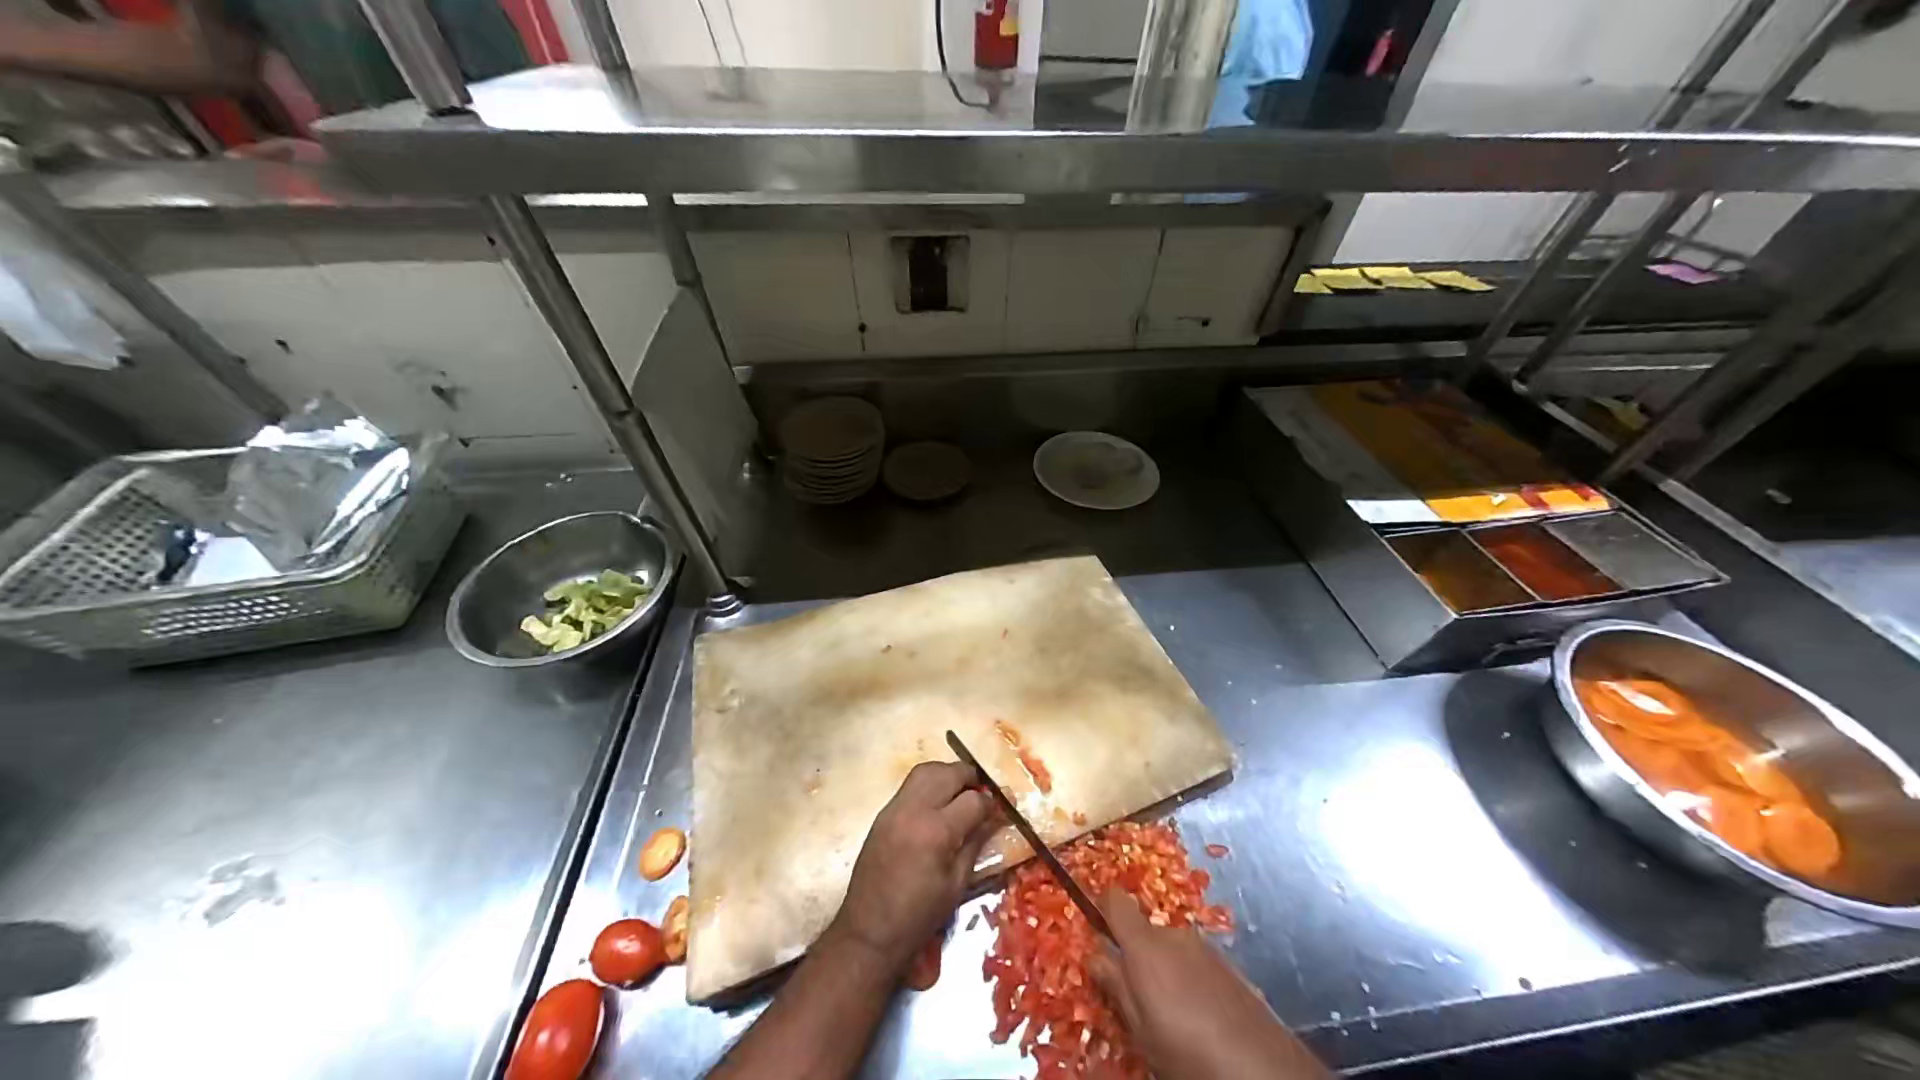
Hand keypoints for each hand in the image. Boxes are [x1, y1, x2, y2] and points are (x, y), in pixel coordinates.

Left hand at [825, 761, 992, 974]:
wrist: (869, 930)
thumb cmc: (919, 915)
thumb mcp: (957, 882)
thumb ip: (977, 841)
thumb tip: (996, 815)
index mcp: (936, 831)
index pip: (974, 800)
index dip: (992, 803)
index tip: (1002, 808)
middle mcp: (914, 810)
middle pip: (948, 773)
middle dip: (970, 778)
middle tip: (984, 793)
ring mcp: (895, 808)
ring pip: (926, 770)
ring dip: (947, 774)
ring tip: (961, 792)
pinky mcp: (883, 813)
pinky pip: (910, 785)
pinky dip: (929, 784)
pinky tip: (938, 803)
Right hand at [1088, 888, 1331, 1079]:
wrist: (1264, 1068)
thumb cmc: (1189, 1051)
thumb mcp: (1141, 1028)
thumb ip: (1115, 985)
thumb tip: (1094, 954)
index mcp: (1145, 945)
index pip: (1116, 900)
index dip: (1103, 908)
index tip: (1097, 929)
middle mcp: (1174, 935)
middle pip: (1143, 930)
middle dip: (1135, 954)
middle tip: (1134, 993)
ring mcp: (1205, 948)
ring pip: (1170, 948)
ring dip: (1164, 969)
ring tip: (1168, 1011)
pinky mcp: (1229, 965)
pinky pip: (1195, 962)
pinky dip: (1188, 979)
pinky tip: (1197, 1016)